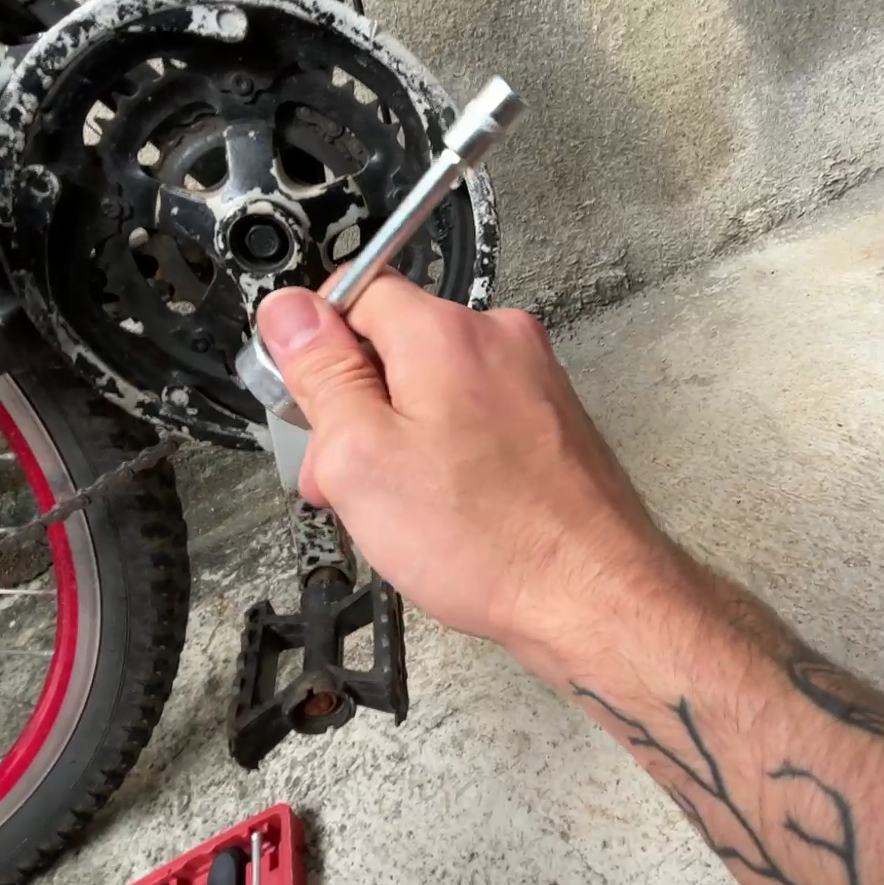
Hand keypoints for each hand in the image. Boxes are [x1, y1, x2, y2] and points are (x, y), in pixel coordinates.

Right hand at [256, 276, 678, 653]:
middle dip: (358, 405)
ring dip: (401, 434)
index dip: (318, 346)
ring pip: (434, 384)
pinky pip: (476, 414)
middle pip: (396, 344)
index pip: (356, 292)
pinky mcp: (549, 417)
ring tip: (400, 502)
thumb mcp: (363, 457)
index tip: (307, 397)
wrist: (592, 592)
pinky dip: (449, 449)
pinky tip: (445, 502)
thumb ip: (321, 374)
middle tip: (344, 473)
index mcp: (447, 334)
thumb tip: (290, 314)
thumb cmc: (494, 540)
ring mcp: (533, 378)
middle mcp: (501, 340)